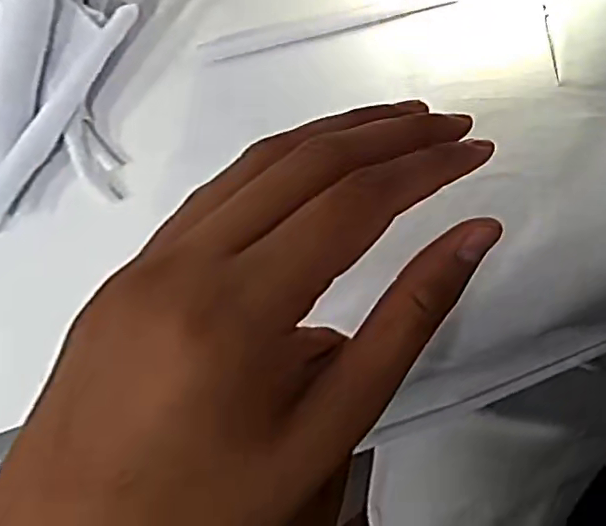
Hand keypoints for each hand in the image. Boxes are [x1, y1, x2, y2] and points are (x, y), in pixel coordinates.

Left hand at [0, 102, 503, 525]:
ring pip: (262, 160)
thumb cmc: (201, 512)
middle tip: (451, 126)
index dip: (429, 165)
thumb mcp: (334, 420)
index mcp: (231, 313)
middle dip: (396, 132)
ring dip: (344, 129)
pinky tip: (322, 153)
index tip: (474, 151)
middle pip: (311, 162)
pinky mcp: (130, 276)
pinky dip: (291, 153)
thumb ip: (414, 314)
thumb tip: (474, 237)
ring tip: (403, 120)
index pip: (356, 200)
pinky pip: (223, 186)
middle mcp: (178, 273)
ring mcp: (144, 269)